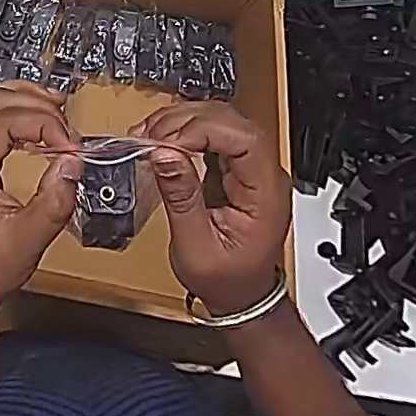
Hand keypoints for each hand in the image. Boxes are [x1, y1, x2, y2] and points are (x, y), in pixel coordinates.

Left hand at [0, 81, 81, 326]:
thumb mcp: (27, 241)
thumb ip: (52, 202)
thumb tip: (73, 164)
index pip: (6, 119)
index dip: (44, 125)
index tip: (70, 148)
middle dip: (38, 106)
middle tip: (67, 130)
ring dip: (26, 98)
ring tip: (57, 110)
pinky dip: (18, 107)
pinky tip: (40, 120)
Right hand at [133, 101, 290, 316]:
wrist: (241, 295)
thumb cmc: (227, 280)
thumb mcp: (195, 247)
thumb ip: (181, 197)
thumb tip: (164, 154)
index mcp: (266, 193)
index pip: (245, 139)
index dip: (205, 130)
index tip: (168, 142)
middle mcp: (265, 172)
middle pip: (231, 121)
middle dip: (187, 121)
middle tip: (150, 136)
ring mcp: (250, 165)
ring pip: (220, 119)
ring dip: (182, 121)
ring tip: (148, 135)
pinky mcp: (234, 164)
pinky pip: (211, 132)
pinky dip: (182, 130)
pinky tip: (160, 138)